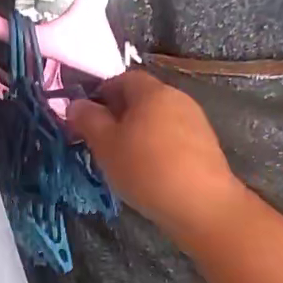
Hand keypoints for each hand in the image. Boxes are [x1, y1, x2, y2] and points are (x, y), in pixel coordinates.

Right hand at [68, 69, 247, 239]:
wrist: (201, 204)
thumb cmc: (146, 169)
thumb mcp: (106, 145)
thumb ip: (88, 120)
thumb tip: (75, 104)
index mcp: (152, 91)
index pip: (122, 78)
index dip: (101, 93)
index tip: (87, 117)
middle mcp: (178, 98)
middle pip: (143, 99)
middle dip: (120, 114)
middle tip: (102, 141)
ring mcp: (196, 122)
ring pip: (159, 119)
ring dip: (140, 133)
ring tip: (126, 160)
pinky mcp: (207, 146)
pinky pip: (175, 138)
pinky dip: (159, 148)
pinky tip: (152, 172)